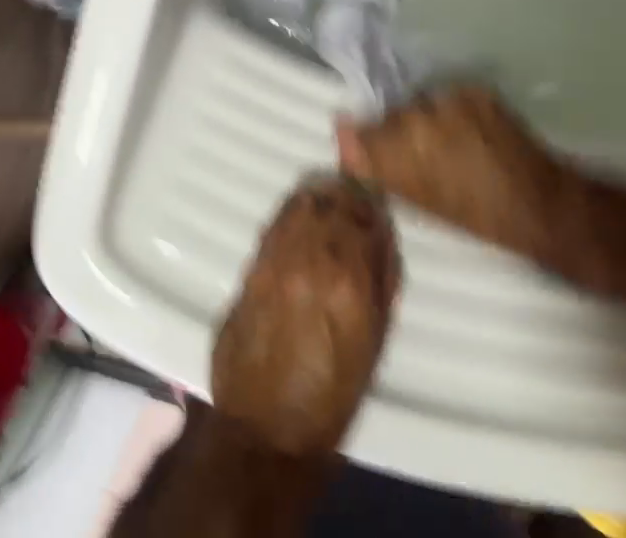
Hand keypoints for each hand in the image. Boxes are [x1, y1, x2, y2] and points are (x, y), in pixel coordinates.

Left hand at [210, 176, 400, 456]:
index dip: (369, 202)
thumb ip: (379, 282)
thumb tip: (379, 238)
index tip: (374, 201)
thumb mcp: (375, 340)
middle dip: (341, 195)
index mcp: (348, 280)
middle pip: (325, 201)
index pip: (361, 214)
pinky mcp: (246, 274)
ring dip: (314, 201)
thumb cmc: (333, 395)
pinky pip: (271, 228)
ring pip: (294, 208)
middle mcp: (307, 262)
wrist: (266, 432)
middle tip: (350, 196)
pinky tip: (296, 226)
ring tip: (324, 205)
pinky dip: (288, 219)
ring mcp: (271, 265)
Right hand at [336, 85, 573, 264]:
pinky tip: (468, 132)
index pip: (363, 132)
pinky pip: (448, 97)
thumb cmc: (472, 212)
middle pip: (392, 116)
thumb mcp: (414, 197)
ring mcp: (448, 98)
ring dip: (427, 119)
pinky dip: (452, 111)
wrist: (535, 200)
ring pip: (420, 104)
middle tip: (424, 157)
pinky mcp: (473, 89)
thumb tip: (339, 125)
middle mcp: (417, 114)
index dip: (370, 145)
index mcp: (398, 145)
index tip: (384, 158)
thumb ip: (370, 162)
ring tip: (450, 144)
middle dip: (400, 132)